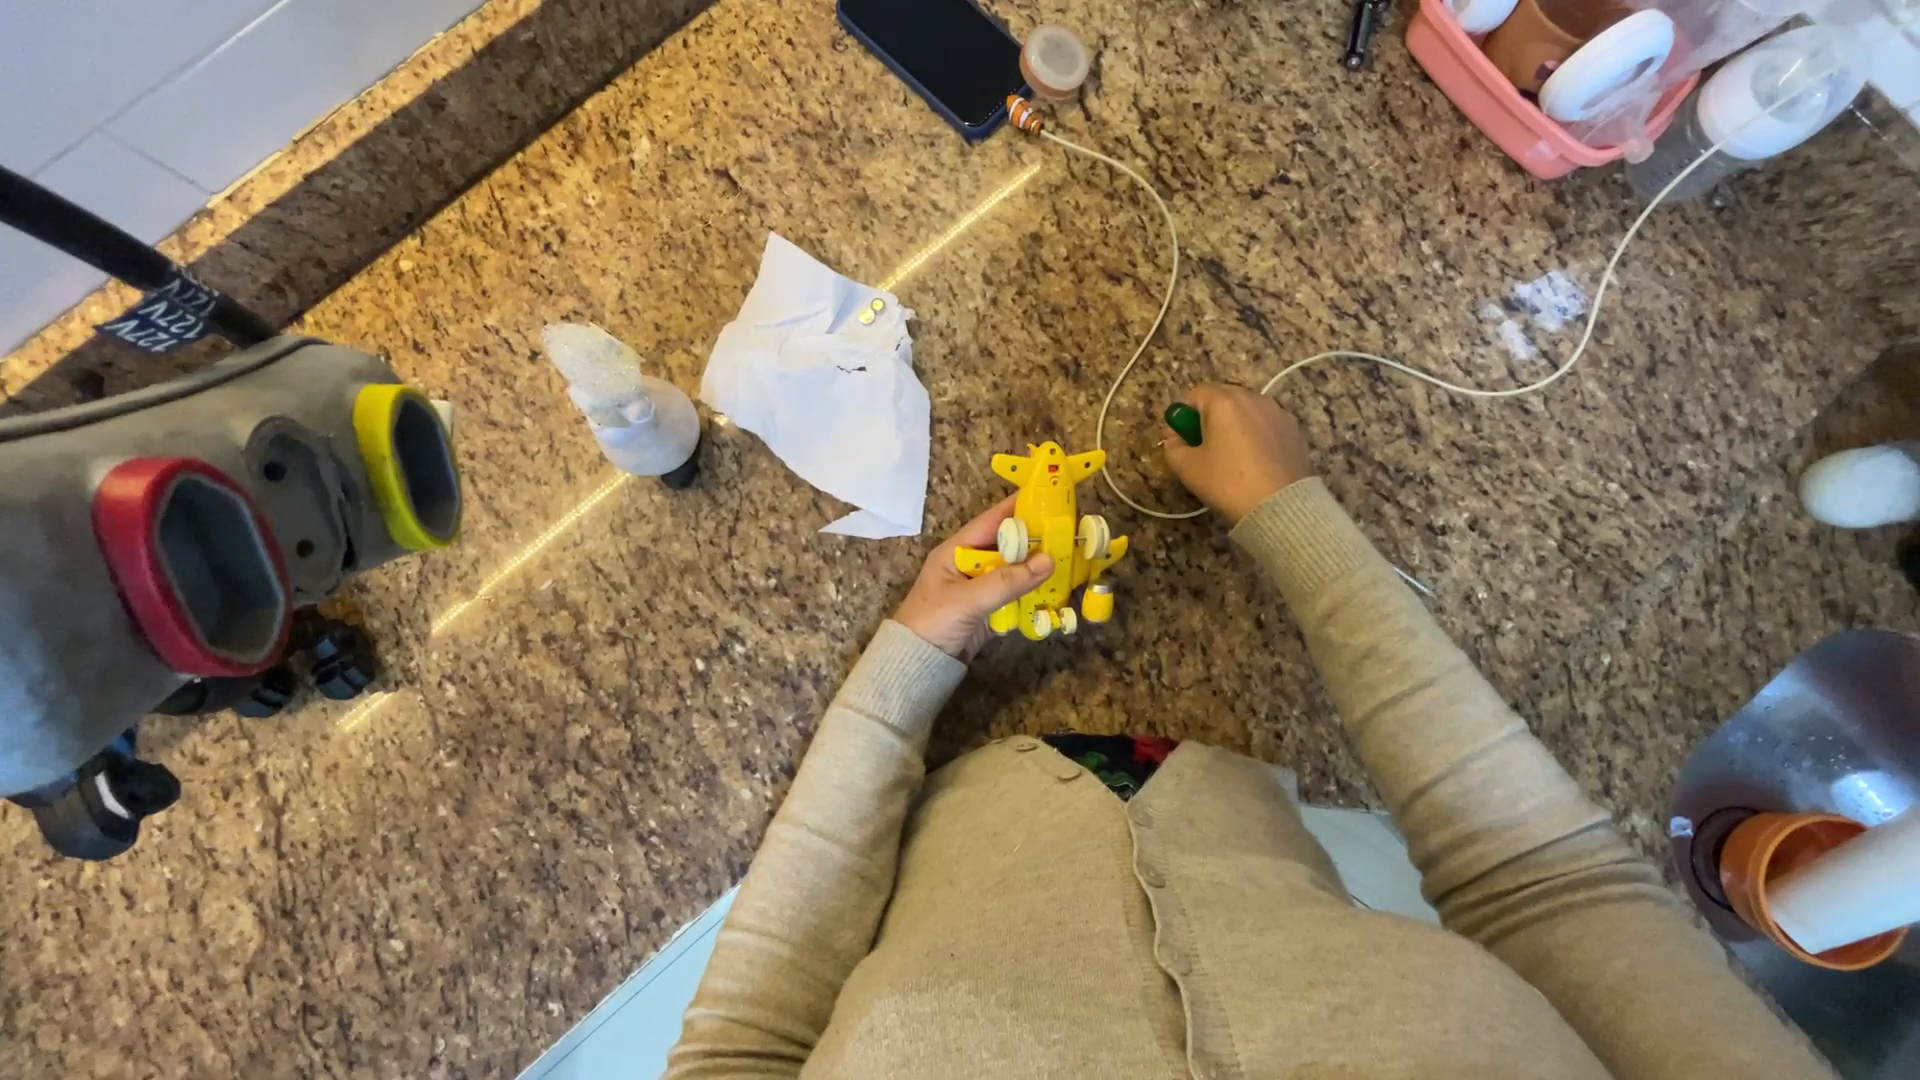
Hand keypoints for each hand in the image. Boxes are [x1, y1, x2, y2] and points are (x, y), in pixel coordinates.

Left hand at [893, 494, 1055, 660]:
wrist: (916, 665)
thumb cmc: (933, 623)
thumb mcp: (969, 599)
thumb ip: (1008, 581)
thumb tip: (1049, 560)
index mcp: (957, 550)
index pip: (992, 520)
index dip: (1019, 508)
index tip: (1049, 497)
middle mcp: (971, 564)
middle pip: (1009, 545)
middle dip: (1037, 540)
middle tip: (1071, 532)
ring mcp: (981, 588)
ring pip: (1016, 571)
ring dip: (1039, 569)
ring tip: (1072, 560)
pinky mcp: (990, 611)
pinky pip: (1017, 597)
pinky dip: (1035, 595)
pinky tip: (1058, 594)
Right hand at [1163, 383, 1314, 523]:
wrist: (1279, 506)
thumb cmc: (1227, 482)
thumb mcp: (1187, 468)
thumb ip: (1172, 446)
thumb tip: (1175, 437)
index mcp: (1224, 402)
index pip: (1196, 394)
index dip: (1186, 415)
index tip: (1186, 439)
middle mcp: (1253, 398)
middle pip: (1224, 397)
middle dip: (1211, 417)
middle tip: (1208, 448)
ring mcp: (1278, 412)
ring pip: (1247, 410)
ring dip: (1236, 424)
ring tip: (1235, 455)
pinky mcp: (1295, 429)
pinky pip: (1267, 423)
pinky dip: (1257, 434)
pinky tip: (1257, 461)